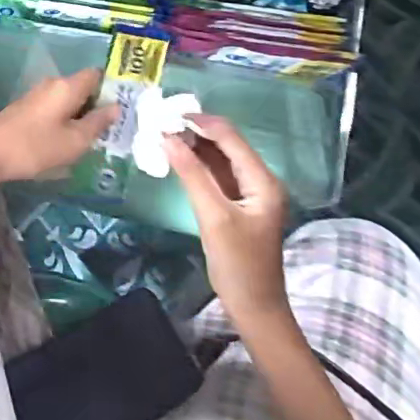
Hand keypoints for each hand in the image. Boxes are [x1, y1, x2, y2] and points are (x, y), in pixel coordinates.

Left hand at [0, 68, 117, 184]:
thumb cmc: (36, 147)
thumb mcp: (76, 141)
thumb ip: (98, 122)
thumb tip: (115, 106)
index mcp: (66, 86)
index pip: (96, 74)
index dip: (111, 87)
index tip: (124, 108)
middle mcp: (51, 84)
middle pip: (82, 87)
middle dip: (97, 105)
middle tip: (111, 130)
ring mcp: (35, 95)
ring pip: (68, 99)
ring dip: (80, 115)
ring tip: (91, 139)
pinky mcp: (25, 108)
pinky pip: (54, 108)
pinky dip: (65, 120)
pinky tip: (66, 140)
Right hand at [163, 116, 289, 326]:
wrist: (253, 306)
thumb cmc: (238, 263)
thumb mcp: (214, 216)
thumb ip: (192, 174)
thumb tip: (166, 137)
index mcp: (262, 181)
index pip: (229, 137)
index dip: (199, 121)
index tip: (165, 114)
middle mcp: (257, 180)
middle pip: (224, 143)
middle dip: (192, 130)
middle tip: (158, 123)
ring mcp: (246, 191)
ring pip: (216, 156)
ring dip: (190, 144)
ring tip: (159, 135)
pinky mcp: (233, 203)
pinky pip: (212, 172)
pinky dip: (192, 162)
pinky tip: (172, 157)